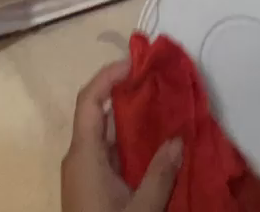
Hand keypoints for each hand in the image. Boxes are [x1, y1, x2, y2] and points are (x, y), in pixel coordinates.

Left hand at [62, 60, 182, 211]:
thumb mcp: (140, 209)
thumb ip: (160, 174)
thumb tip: (179, 138)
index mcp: (83, 153)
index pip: (89, 100)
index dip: (108, 75)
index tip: (135, 62)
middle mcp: (80, 156)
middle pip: (100, 114)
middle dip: (128, 95)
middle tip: (158, 82)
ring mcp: (85, 172)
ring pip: (108, 135)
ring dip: (132, 121)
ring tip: (163, 107)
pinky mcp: (93, 186)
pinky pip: (111, 154)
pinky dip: (131, 143)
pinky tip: (154, 143)